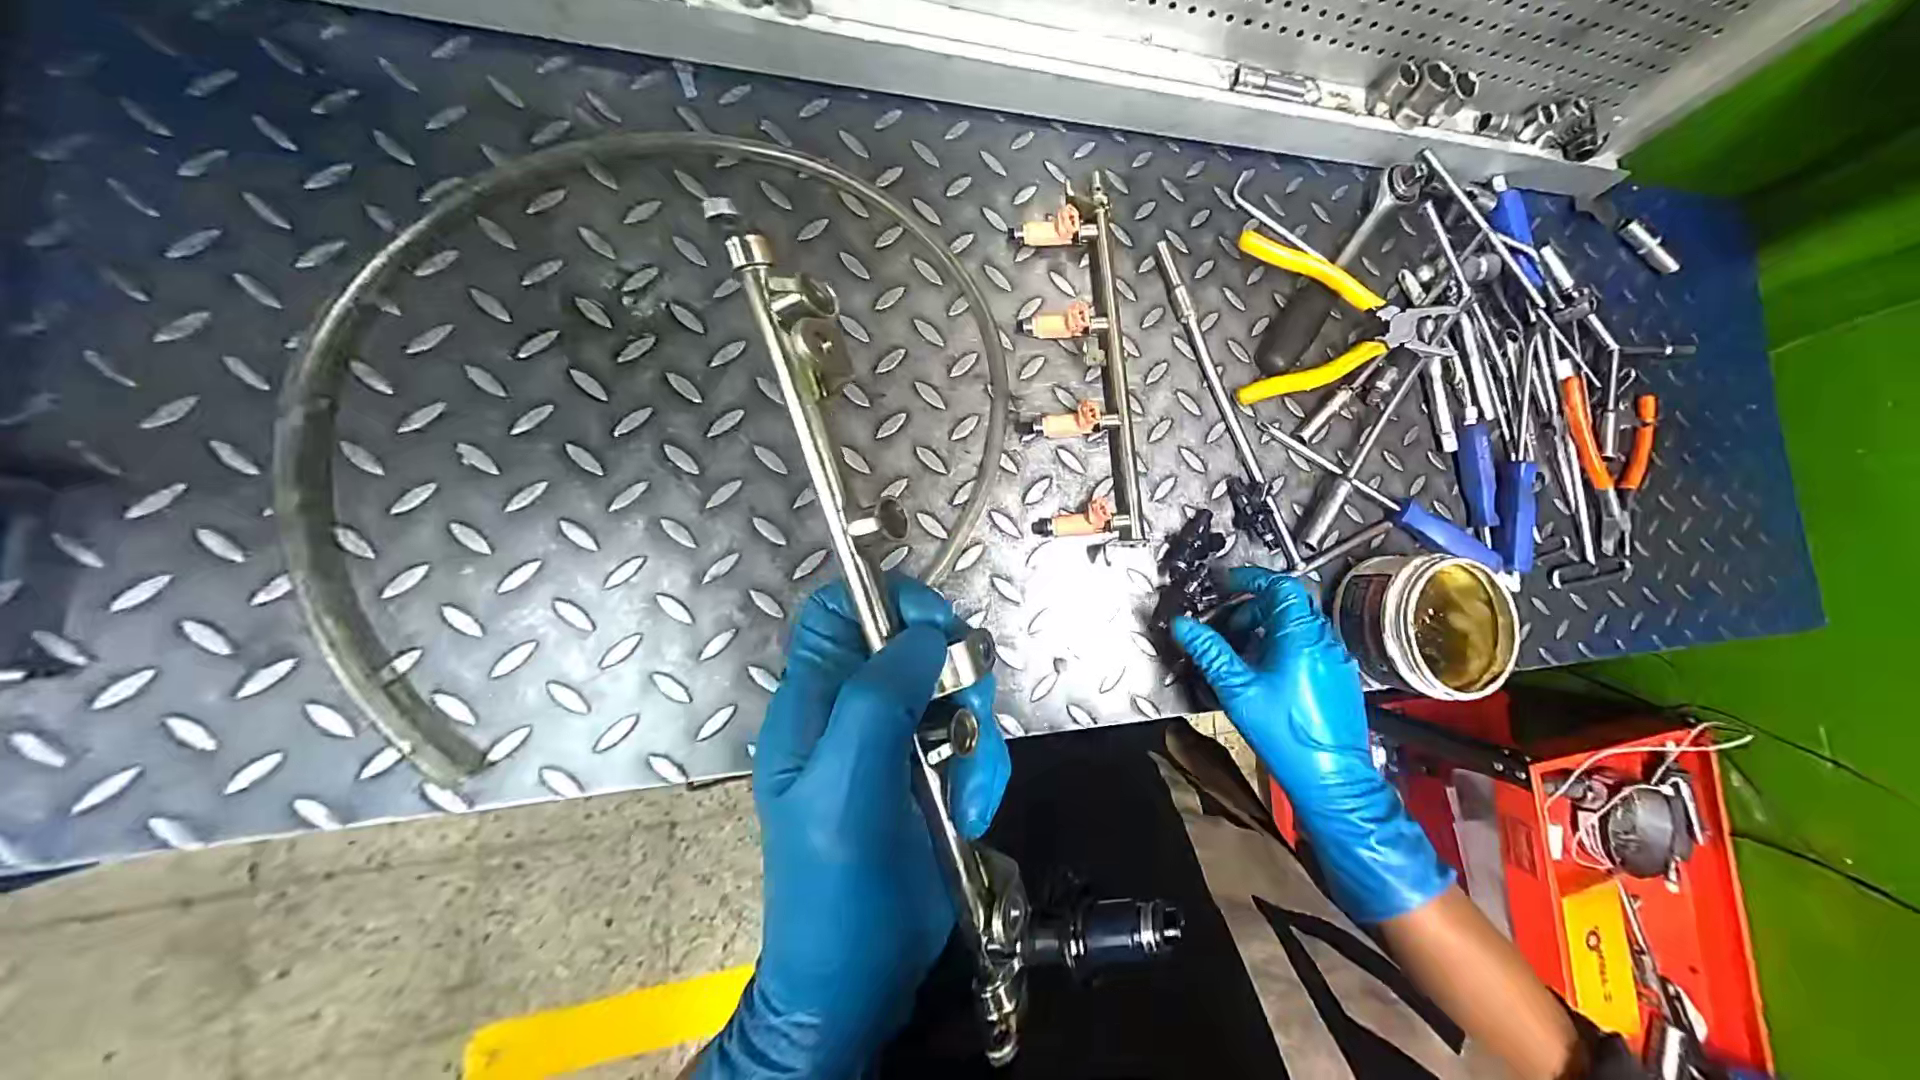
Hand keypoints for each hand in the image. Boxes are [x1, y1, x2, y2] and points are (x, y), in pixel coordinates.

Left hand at [697, 575, 1008, 1077]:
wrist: (858, 978)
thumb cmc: (834, 884)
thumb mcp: (843, 787)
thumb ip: (876, 699)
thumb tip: (923, 634)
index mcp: (813, 702)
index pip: (839, 610)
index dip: (886, 600)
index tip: (938, 629)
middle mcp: (854, 710)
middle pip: (915, 644)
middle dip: (954, 677)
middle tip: (968, 719)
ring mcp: (896, 741)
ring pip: (954, 690)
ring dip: (977, 736)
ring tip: (966, 793)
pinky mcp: (931, 772)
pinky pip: (973, 739)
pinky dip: (983, 770)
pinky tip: (969, 811)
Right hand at [1171, 567, 1450, 922]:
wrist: (1331, 779)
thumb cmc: (1288, 737)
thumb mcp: (1236, 689)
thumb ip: (1209, 651)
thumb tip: (1185, 627)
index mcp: (1301, 637)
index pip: (1280, 586)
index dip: (1251, 579)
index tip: (1229, 583)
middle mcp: (1324, 642)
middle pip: (1288, 605)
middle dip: (1252, 606)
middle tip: (1225, 620)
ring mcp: (1334, 660)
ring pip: (1297, 626)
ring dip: (1265, 626)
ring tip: (1238, 647)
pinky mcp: (1336, 678)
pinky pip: (1307, 646)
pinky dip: (1281, 645)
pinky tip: (1260, 669)